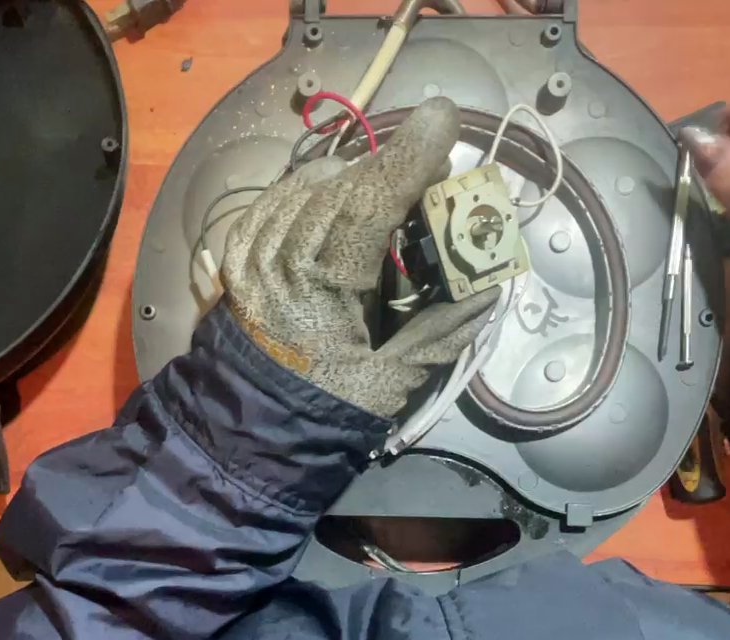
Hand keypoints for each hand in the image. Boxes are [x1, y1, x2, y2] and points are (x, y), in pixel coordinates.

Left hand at [222, 97, 496, 417]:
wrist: (253, 430)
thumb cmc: (324, 409)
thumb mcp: (391, 380)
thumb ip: (444, 328)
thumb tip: (490, 283)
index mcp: (315, 288)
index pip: (365, 204)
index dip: (408, 160)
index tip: (444, 120)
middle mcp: (276, 258)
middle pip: (340, 187)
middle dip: (392, 167)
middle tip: (433, 168)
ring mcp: (250, 254)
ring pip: (307, 186)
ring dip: (355, 176)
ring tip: (389, 186)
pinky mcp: (238, 257)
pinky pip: (277, 200)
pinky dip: (312, 190)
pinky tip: (335, 194)